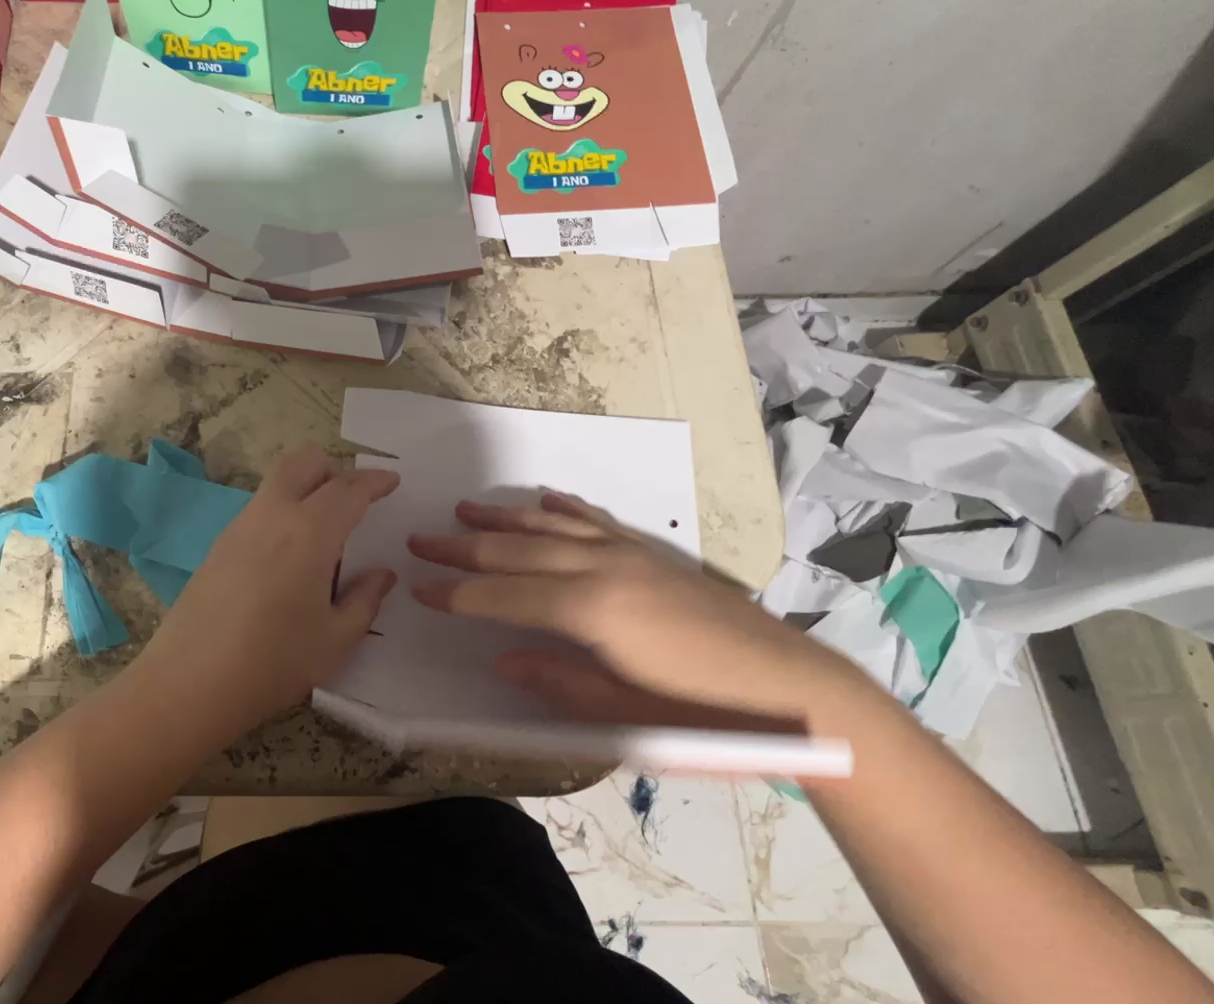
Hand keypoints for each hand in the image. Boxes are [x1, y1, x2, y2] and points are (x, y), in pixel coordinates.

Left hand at [142, 446, 399, 725]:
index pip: (348, 489)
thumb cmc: (273, 663)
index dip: (374, 481)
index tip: (391, 482)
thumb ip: (364, 600)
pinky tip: (291, 561)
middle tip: (354, 503)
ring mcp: (239, 527)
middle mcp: (272, 515)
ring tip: (325, 540)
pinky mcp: (219, 545)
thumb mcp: (335, 639)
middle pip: (304, 461)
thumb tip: (380, 574)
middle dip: (334, 469)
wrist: (190, 683)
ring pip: (278, 482)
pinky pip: (260, 510)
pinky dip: (284, 514)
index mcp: (308, 531)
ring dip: (306, 490)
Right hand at [407, 492, 877, 727]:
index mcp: (590, 610)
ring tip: (464, 508)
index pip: (505, 597)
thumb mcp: (623, 714)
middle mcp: (604, 569)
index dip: (458, 595)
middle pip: (519, 550)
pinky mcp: (654, 556)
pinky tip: (545, 496)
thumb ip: (558, 681)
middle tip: (421, 540)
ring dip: (505, 517)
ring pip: (553, 526)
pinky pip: (596, 521)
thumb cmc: (704, 716)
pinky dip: (564, 507)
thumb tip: (503, 659)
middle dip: (465, 548)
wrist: (794, 692)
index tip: (418, 590)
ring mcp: (631, 556)